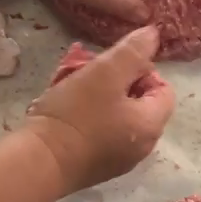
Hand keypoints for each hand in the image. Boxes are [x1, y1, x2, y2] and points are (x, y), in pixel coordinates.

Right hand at [22, 27, 175, 191]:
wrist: (37, 164)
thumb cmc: (76, 115)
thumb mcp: (106, 72)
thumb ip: (133, 51)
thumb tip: (154, 34)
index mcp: (152, 125)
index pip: (163, 89)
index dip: (142, 71)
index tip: (113, 66)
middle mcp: (142, 146)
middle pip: (139, 103)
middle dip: (115, 81)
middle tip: (88, 72)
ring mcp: (118, 160)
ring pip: (117, 116)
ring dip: (98, 96)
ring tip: (70, 85)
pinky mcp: (95, 167)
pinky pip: (100, 133)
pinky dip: (87, 117)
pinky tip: (63, 108)